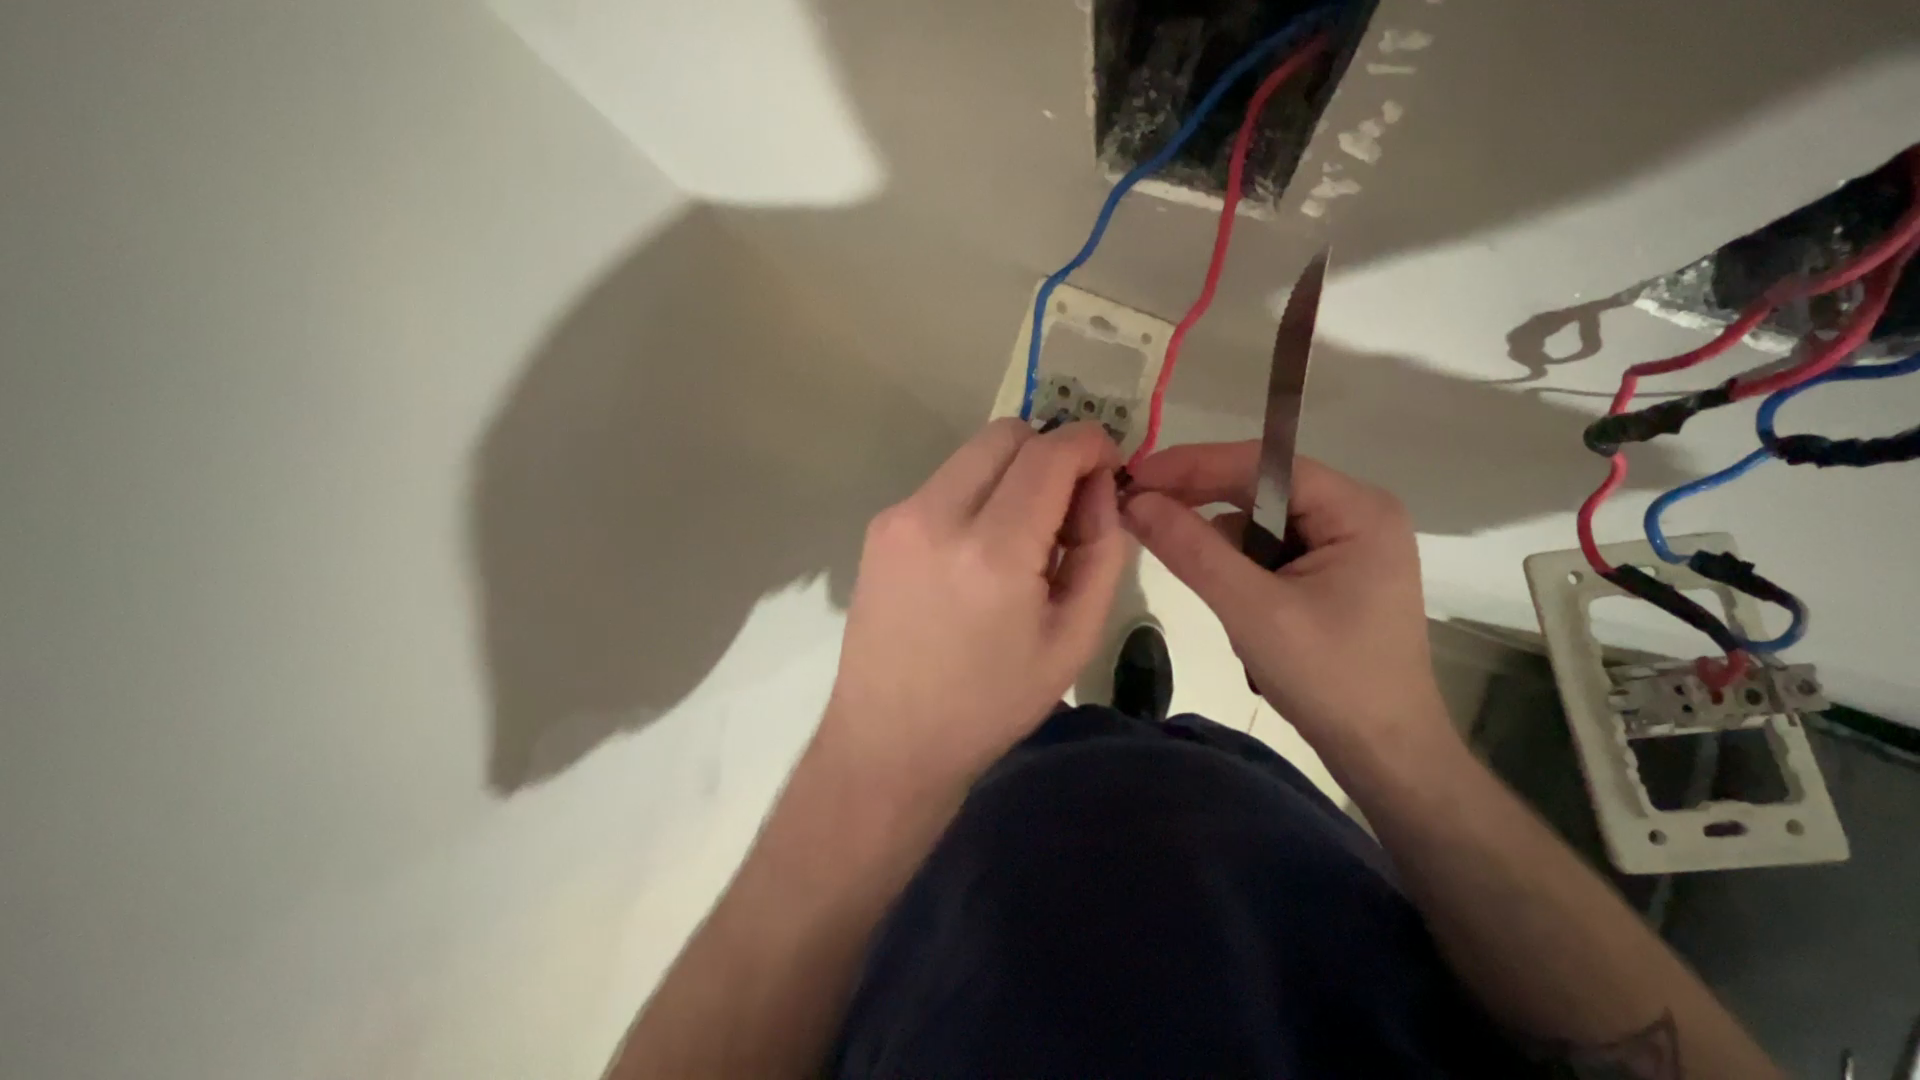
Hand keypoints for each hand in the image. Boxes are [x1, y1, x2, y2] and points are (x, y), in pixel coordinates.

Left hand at [820, 419, 1129, 800]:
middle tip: (1068, 507)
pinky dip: (977, 496)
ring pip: (972, 454)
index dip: (1090, 444)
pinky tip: (982, 554)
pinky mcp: (879, 528)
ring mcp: (899, 518)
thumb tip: (1099, 490)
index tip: (1109, 467)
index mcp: (993, 553)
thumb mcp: (1074, 639)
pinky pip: (944, 484)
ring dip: (1012, 473)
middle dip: (1049, 452)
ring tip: (1024, 538)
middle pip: (1006, 434)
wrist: (889, 740)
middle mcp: (937, 517)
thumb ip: (1102, 551)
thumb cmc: (991, 704)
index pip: (1050, 453)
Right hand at [1121, 442, 1447, 754]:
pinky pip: (1273, 550)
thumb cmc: (1330, 679)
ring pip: (1262, 522)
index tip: (1135, 478)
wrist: (1385, 753)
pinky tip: (1230, 599)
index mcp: (1357, 509)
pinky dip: (1240, 567)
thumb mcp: (1252, 610)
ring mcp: (1349, 545)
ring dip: (1222, 543)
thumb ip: (1192, 550)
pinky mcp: (1336, 574)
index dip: (1194, 466)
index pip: (1262, 463)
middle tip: (1139, 513)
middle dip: (1203, 503)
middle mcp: (1358, 514)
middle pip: (1262, 488)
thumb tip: (1134, 500)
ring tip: (1192, 573)